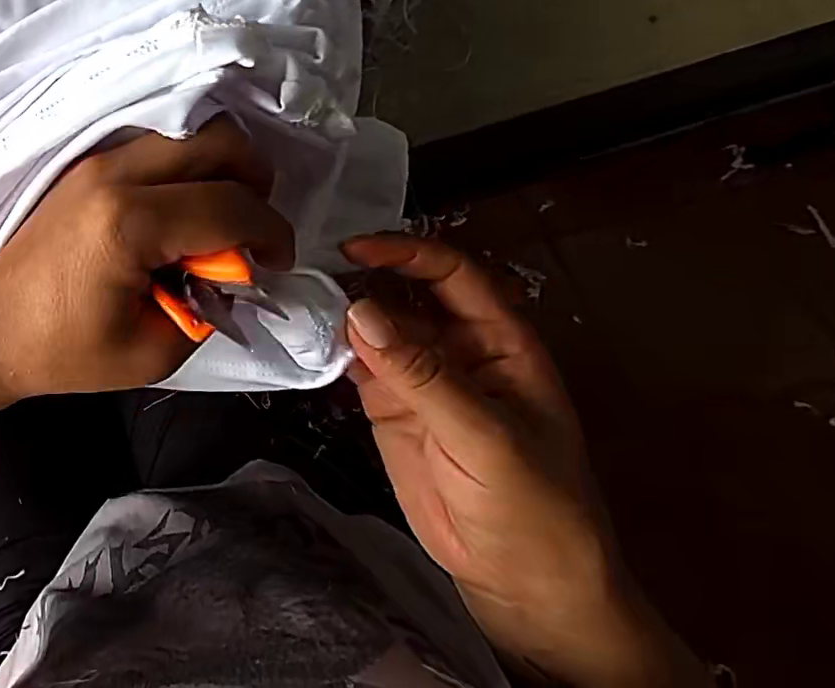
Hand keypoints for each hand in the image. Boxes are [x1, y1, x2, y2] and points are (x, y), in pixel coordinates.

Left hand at [0, 118, 294, 404]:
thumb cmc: (66, 351)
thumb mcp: (154, 353)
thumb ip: (211, 308)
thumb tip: (237, 268)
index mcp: (129, 225)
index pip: (230, 207)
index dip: (271, 233)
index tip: (278, 262)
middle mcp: (117, 175)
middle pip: (220, 142)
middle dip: (257, 182)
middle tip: (255, 227)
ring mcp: (101, 159)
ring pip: (193, 131)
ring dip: (226, 167)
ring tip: (226, 213)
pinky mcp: (91, 160)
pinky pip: (163, 140)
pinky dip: (194, 163)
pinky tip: (189, 204)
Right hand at [343, 233, 703, 687]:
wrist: (522, 584)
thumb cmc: (533, 503)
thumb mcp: (486, 436)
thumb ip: (422, 374)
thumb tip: (360, 313)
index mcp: (497, 337)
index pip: (452, 274)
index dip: (407, 254)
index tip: (356, 249)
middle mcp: (455, 345)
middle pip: (406, 294)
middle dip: (365, 278)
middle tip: (313, 272)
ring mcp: (420, 376)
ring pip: (376, 327)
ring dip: (342, 314)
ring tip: (300, 302)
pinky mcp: (391, 406)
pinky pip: (359, 365)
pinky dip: (333, 352)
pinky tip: (308, 341)